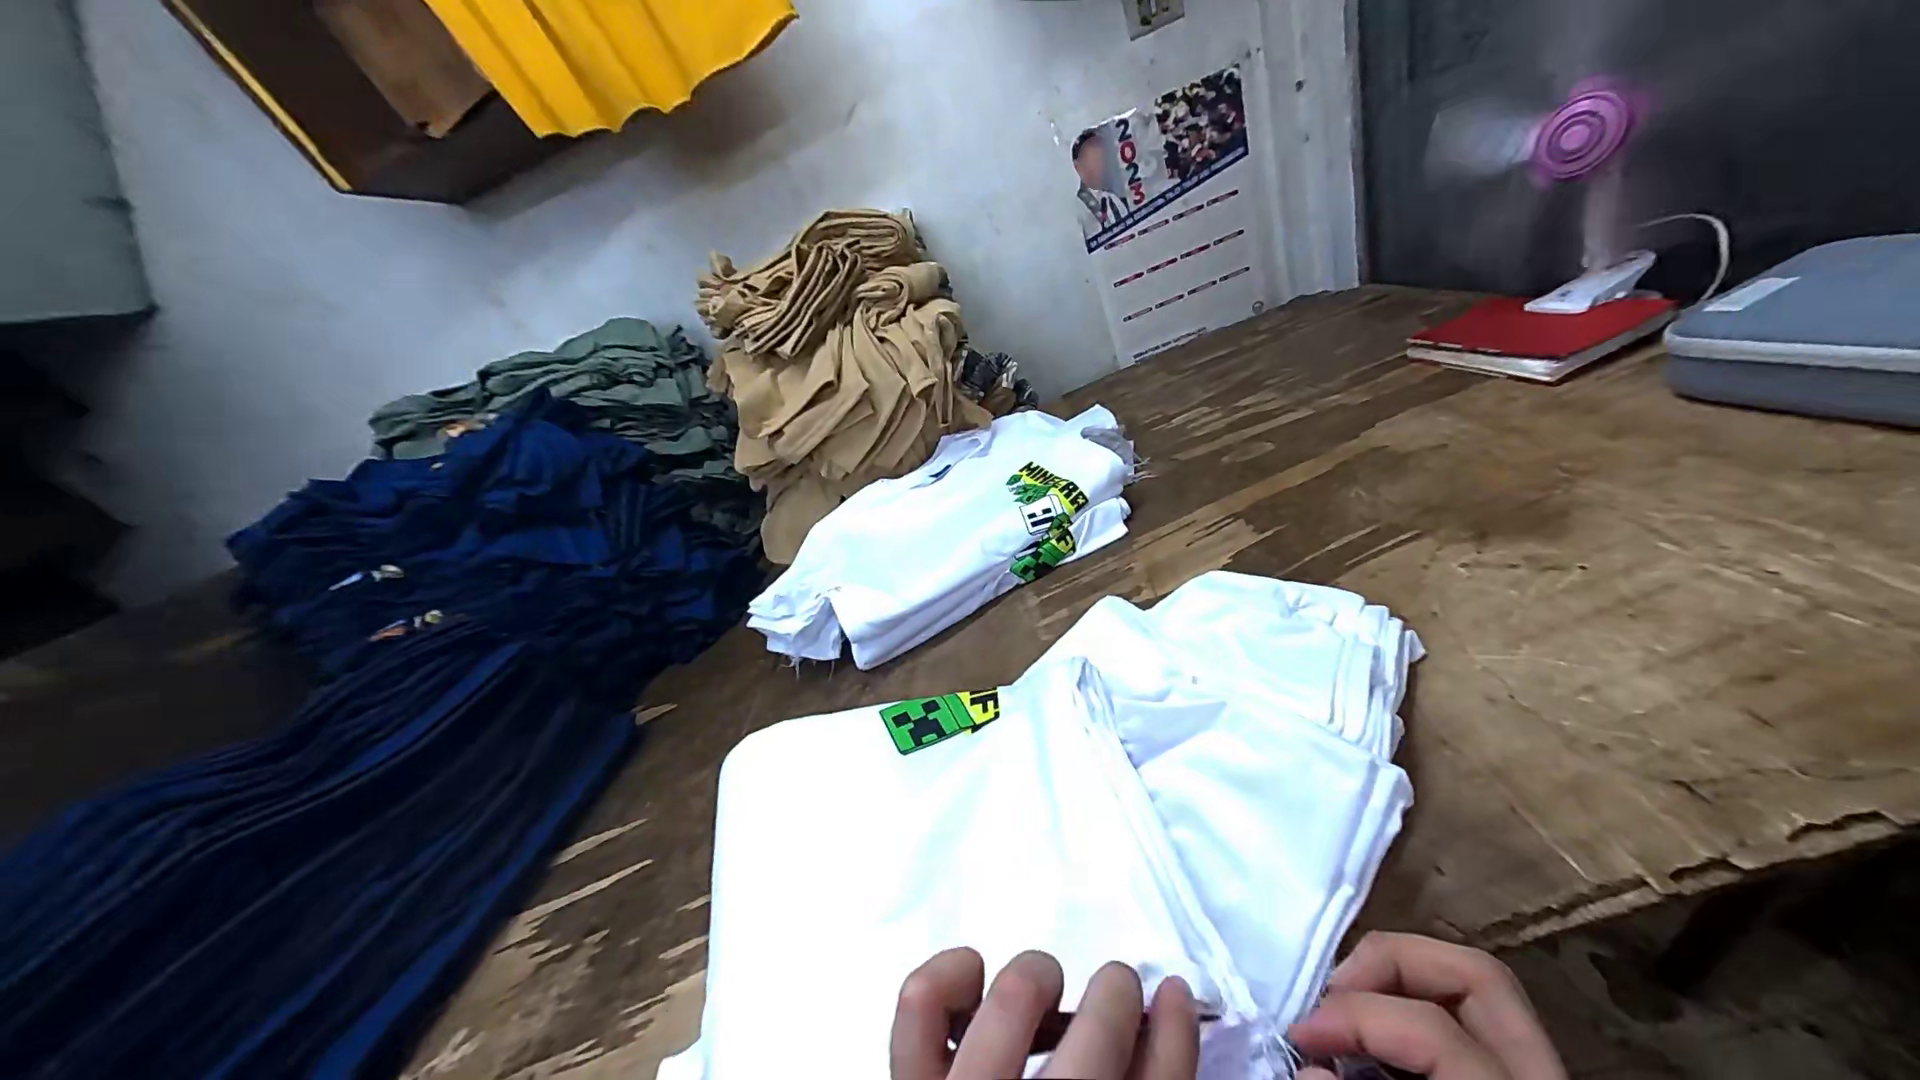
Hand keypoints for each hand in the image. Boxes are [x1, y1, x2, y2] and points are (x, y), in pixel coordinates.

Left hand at [891, 948, 1199, 1079]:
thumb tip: (1163, 1015)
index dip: (1174, 1038)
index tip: (1174, 995)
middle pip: (1095, 1047)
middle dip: (1115, 997)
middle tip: (1115, 985)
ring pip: (1012, 1003)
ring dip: (1039, 976)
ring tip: (1046, 985)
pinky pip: (921, 1002)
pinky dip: (952, 971)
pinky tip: (974, 976)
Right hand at [1288, 933, 1566, 1079]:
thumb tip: (1308, 1067)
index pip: (1434, 1025)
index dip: (1357, 1017)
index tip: (1302, 1035)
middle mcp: (1545, 1074)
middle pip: (1474, 971)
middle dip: (1387, 962)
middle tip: (1332, 993)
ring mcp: (1542, 1071)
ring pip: (1472, 983)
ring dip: (1396, 977)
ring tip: (1347, 1004)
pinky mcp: (1521, 1070)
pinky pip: (1468, 1016)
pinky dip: (1413, 1004)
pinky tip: (1376, 1031)